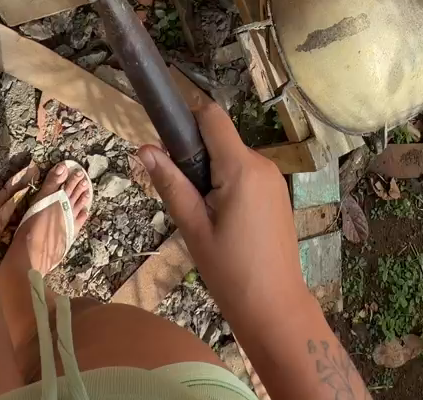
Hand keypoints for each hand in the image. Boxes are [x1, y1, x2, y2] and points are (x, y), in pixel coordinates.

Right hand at [139, 97, 308, 326]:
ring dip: (213, 175)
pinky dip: (229, 186)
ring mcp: (273, 177)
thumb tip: (144, 148)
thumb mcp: (193, 228)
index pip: (212, 116)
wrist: (275, 308)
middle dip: (197, 158)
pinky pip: (246, 174)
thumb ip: (171, 184)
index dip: (188, 120)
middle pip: (220, 140)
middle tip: (186, 201)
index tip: (169, 147)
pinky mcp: (278, 192)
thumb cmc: (230, 271)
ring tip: (205, 219)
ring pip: (232, 158)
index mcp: (241, 167)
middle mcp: (261, 163)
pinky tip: (224, 223)